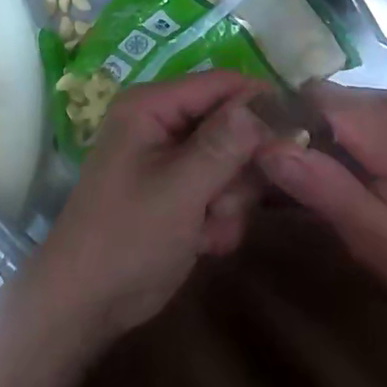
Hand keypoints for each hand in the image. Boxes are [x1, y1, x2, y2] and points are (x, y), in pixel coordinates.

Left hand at [30, 70, 271, 338]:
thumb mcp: (180, 189)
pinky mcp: (183, 192)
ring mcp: (174, 159)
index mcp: (152, 106)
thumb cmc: (126, 237)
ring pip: (235, 163)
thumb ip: (224, 144)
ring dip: (231, 200)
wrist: (88, 302)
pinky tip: (202, 242)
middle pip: (234, 125)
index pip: (221, 83)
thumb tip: (265, 101)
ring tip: (207, 227)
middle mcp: (164, 123)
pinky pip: (224, 192)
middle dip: (238, 170)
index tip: (298, 135)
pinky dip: (221, 219)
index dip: (260, 104)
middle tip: (225, 201)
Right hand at [257, 84, 386, 324]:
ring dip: (336, 133)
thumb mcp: (374, 239)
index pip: (316, 99)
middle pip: (332, 97)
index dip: (289, 124)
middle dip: (313, 132)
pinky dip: (360, 131)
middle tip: (313, 181)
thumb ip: (320, 187)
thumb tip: (264, 147)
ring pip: (349, 100)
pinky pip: (373, 105)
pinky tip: (374, 169)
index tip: (278, 162)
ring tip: (347, 180)